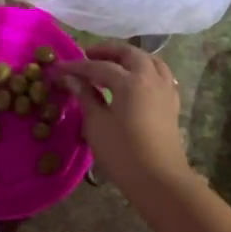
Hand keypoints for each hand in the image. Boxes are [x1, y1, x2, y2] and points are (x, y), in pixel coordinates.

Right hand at [56, 43, 190, 198]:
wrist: (159, 180)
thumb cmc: (123, 153)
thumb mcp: (97, 125)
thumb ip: (85, 97)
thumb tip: (71, 79)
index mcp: (130, 81)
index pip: (98, 66)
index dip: (76, 66)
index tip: (58, 67)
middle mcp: (150, 77)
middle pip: (129, 53)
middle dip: (107, 51)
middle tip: (87, 55)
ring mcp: (165, 89)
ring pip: (149, 60)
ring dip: (130, 57)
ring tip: (114, 63)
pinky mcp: (172, 103)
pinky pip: (161, 75)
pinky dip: (147, 69)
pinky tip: (138, 80)